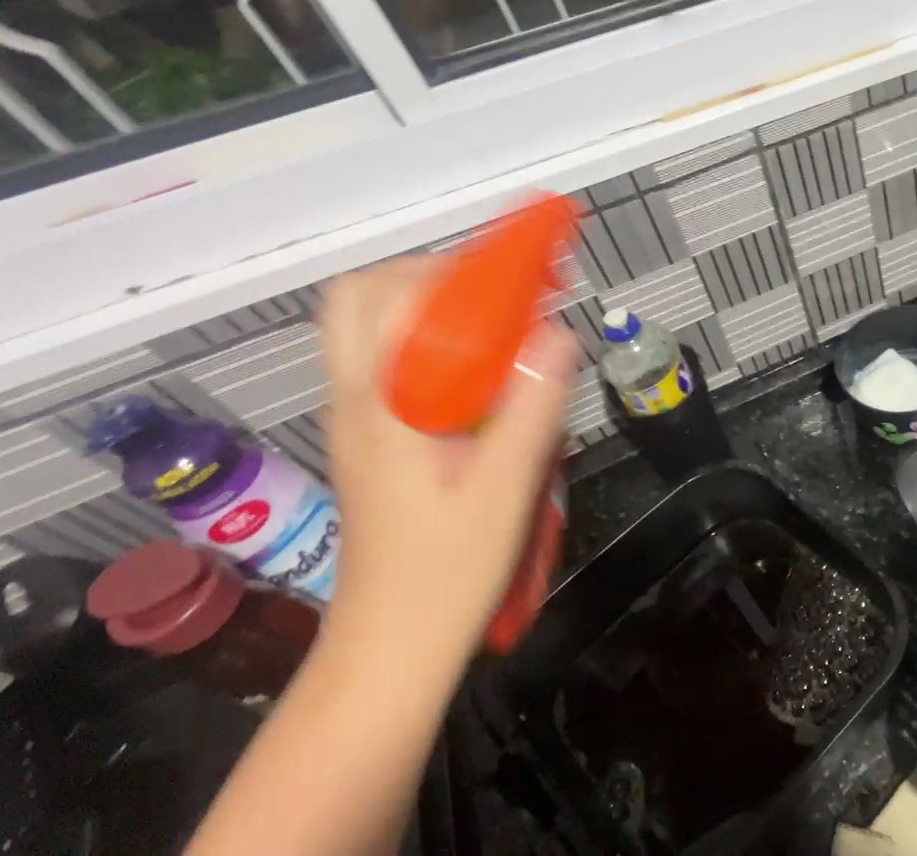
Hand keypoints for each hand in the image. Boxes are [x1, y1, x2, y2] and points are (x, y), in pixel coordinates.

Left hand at [319, 256, 579, 651]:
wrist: (393, 645)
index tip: (519, 280)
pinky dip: (441, 351)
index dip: (452, 271)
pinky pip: (397, 367)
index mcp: (380, 404)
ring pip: (378, 332)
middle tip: (502, 297)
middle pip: (364, 300)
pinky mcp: (377, 442)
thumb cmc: (448, 571)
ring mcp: (360, 421)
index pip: (386, 297)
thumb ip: (533, 406)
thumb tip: (559, 335)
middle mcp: (357, 400)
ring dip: (438, 314)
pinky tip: (492, 388)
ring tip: (507, 335)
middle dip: (434, 279)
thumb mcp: (506, 487)